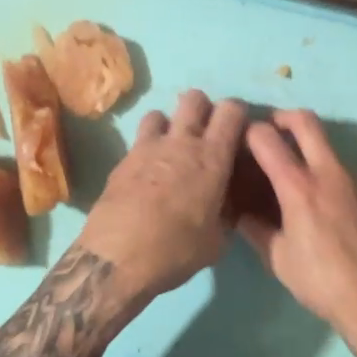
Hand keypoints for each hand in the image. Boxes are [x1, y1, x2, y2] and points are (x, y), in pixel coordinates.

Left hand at [76, 90, 246, 299]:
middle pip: (194, 98)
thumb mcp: (217, 240)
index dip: (237, 113)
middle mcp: (181, 142)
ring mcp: (147, 147)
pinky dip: (148, 146)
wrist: (118, 258)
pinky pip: (139, 138)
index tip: (238, 130)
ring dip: (169, 124)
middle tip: (205, 133)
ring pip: (161, 112)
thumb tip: (226, 202)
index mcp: (212, 158)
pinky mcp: (122, 159)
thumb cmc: (176, 251)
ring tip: (171, 148)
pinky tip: (148, 171)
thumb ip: (226, 212)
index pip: (231, 110)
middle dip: (202, 108)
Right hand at [239, 110, 356, 329]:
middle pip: (305, 120)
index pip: (266, 138)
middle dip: (282, 117)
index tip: (237, 142)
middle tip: (267, 131)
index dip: (248, 133)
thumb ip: (255, 228)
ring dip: (304, 140)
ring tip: (286, 165)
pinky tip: (311, 193)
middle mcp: (327, 172)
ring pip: (326, 141)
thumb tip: (239, 213)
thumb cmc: (318, 279)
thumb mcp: (276, 257)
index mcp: (298, 186)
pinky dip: (320, 164)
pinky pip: (338, 164)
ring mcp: (351, 179)